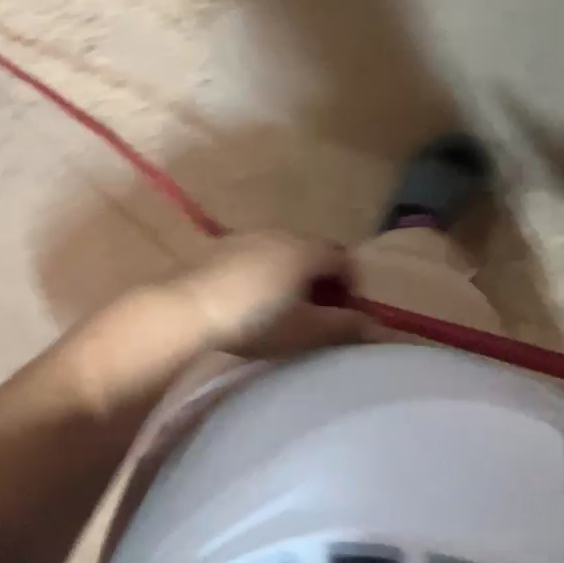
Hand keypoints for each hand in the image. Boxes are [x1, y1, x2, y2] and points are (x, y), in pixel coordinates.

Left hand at [162, 231, 367, 360]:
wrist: (189, 306)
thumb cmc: (256, 320)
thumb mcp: (306, 330)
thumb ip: (344, 326)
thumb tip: (375, 325)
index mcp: (307, 249)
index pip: (345, 259)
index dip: (352, 288)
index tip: (344, 317)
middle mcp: (281, 232)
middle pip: (314, 251)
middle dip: (323, 281)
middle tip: (316, 316)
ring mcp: (248, 234)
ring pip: (284, 251)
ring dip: (293, 275)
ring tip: (283, 310)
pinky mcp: (221, 244)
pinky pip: (256, 254)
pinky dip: (265, 272)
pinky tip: (251, 300)